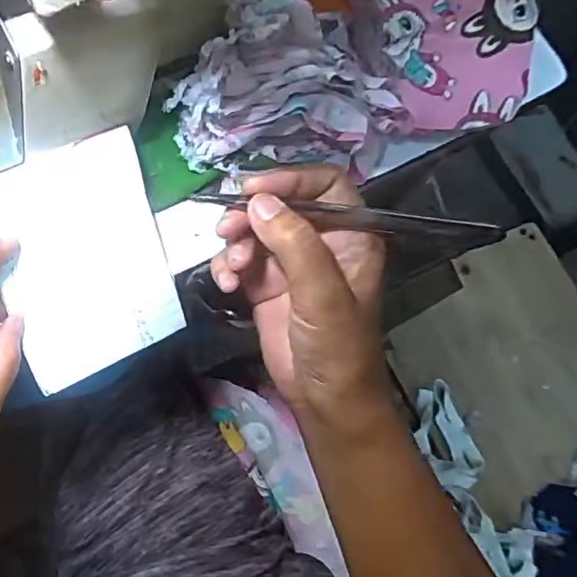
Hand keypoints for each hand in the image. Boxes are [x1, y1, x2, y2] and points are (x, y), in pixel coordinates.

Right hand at [210, 166, 390, 425]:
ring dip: (235, 245)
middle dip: (250, 216)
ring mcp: (290, 265)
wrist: (322, 397)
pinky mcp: (265, 286)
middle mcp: (320, 243)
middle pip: (280, 207)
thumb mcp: (321, 293)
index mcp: (350, 236)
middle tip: (226, 229)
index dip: (290, 179)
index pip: (325, 186)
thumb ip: (294, 244)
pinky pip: (240, 262)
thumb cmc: (337, 347)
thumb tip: (258, 203)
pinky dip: (228, 268)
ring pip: (254, 233)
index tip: (252, 190)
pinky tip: (226, 285)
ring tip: (231, 269)